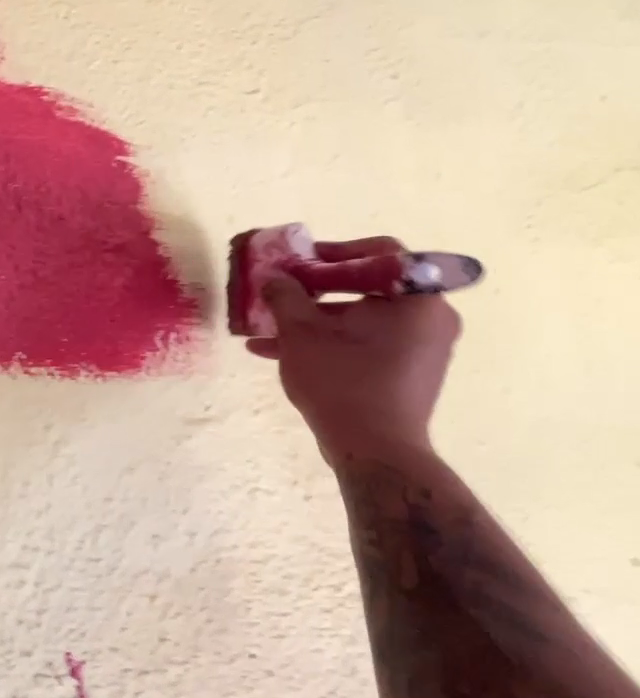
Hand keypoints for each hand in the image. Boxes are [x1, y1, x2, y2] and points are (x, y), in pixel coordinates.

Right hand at [246, 236, 461, 466]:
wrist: (373, 446)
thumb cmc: (341, 379)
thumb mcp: (300, 331)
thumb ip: (284, 295)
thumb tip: (272, 275)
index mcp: (417, 299)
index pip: (382, 254)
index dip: (335, 251)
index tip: (298, 261)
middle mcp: (429, 318)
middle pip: (368, 287)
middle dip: (314, 289)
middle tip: (279, 291)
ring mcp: (421, 347)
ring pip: (360, 317)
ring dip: (312, 318)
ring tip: (267, 327)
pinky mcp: (407, 371)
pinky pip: (364, 342)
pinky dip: (327, 340)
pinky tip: (278, 351)